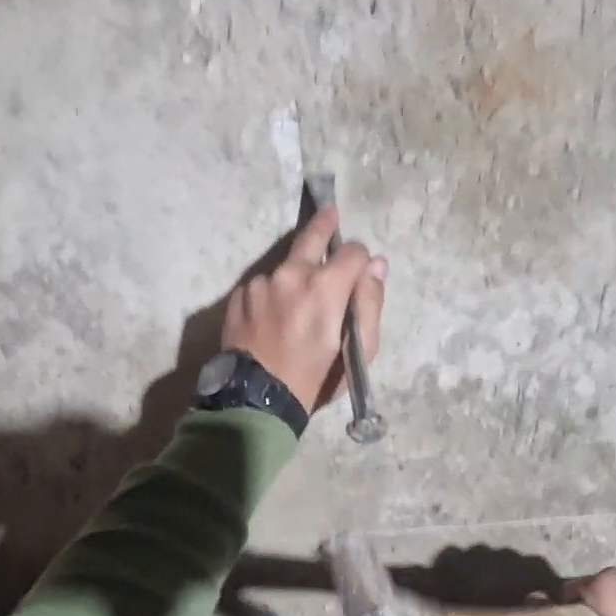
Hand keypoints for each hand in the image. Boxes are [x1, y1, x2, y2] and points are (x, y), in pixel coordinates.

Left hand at [223, 208, 387, 410]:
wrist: (258, 400)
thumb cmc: (315, 379)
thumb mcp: (358, 350)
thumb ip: (370, 303)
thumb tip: (376, 265)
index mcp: (326, 286)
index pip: (354, 251)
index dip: (360, 261)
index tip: (358, 272)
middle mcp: (290, 274)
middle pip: (312, 234)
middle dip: (325, 225)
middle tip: (330, 216)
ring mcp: (260, 283)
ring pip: (286, 268)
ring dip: (294, 278)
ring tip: (294, 307)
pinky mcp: (239, 296)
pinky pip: (262, 287)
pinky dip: (271, 297)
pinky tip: (271, 321)